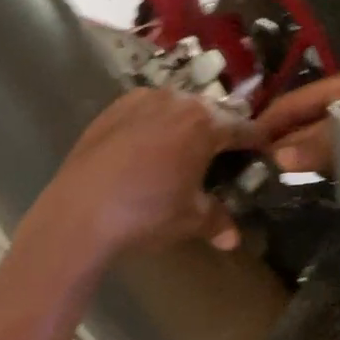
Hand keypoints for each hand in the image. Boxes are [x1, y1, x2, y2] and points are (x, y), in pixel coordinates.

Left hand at [30, 88, 263, 254]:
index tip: (261, 151)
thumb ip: (216, 221)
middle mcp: (173, 101)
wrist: (78, 214)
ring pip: (172, 109)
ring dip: (182, 127)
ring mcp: (137, 102)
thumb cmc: (145, 214)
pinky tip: (145, 154)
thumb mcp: (189, 220)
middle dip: (216, 133)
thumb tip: (232, 239)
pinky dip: (151, 129)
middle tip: (219, 158)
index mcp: (203, 123)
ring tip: (180, 155)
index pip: (241, 127)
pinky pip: (142, 115)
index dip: (255, 141)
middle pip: (206, 113)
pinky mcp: (108, 112)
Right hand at [253, 68, 339, 193]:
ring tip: (285, 175)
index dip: (273, 116)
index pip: (300, 97)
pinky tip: (322, 180)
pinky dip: (335, 165)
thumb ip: (317, 139)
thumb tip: (275, 159)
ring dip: (311, 153)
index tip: (246, 139)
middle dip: (289, 135)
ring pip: (333, 136)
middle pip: (315, 116)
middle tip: (261, 162)